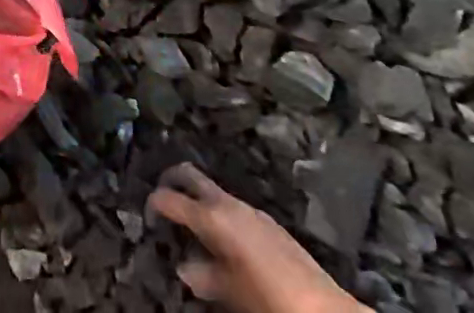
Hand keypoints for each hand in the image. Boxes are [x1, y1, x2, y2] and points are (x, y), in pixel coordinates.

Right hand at [147, 164, 366, 312]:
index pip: (167, 198)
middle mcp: (226, 205)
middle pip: (188, 174)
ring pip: (213, 191)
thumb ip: (200, 275)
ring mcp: (250, 211)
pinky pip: (234, 208)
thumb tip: (185, 268)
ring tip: (195, 227)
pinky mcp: (269, 223)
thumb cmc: (266, 298)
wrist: (326, 311)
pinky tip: (226, 241)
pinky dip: (221, 214)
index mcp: (210, 217)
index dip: (151, 204)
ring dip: (199, 200)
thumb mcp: (226, 291)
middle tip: (162, 199)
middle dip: (170, 180)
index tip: (147, 218)